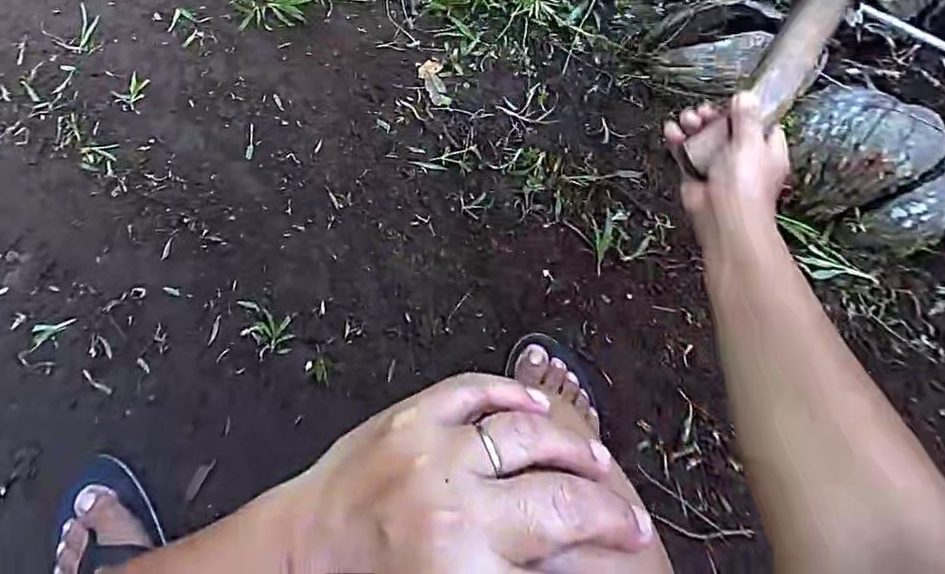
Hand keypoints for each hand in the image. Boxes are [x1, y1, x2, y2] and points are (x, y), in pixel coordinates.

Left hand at [286, 373, 653, 572]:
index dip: (608, 538)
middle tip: (632, 514)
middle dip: (604, 506)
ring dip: (569, 442)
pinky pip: (473, 389)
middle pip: (554, 496)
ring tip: (597, 457)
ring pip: (521, 431)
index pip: (560, 546)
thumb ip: (510, 568)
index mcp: (464, 566)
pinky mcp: (413, 412)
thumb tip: (562, 552)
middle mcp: (454, 503)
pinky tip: (540, 400)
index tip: (637, 540)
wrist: (307, 543)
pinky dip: (510, 390)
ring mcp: (432, 446)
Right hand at [663, 91, 789, 255]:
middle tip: (704, 111)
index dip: (746, 112)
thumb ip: (746, 118)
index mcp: (766, 151)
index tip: (732, 102)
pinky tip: (673, 131)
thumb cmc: (745, 186)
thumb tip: (746, 96)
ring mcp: (719, 164)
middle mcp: (744, 157)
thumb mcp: (750, 142)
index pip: (760, 124)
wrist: (722, 217)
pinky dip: (678, 139)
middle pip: (726, 127)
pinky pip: (685, 150)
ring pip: (704, 136)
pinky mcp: (697, 171)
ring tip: (687, 120)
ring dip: (693, 125)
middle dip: (712, 116)